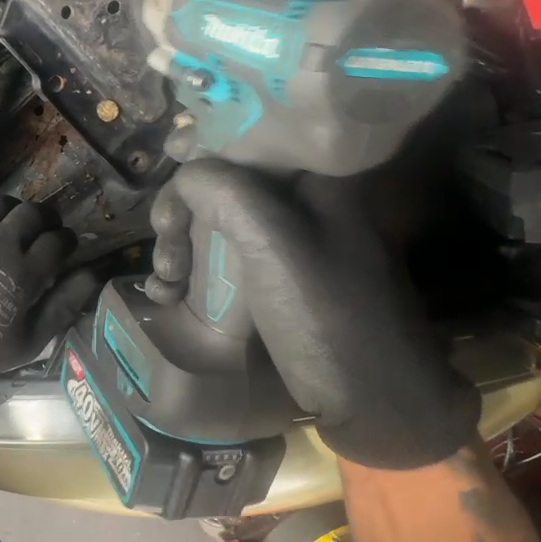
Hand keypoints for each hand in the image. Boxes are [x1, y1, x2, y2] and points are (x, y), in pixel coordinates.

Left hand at [0, 196, 99, 405]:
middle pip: (32, 213)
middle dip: (42, 220)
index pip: (59, 240)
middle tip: (37, 232)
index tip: (62, 246)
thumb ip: (64, 305)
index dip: (65, 240)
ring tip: (5, 226)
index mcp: (25, 272)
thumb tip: (94, 273)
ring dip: (8, 211)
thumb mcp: (28, 342)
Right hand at [147, 161, 479, 468]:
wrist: (378, 410)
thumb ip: (224, 192)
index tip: (169, 155)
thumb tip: (185, 173)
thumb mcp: (272, 246)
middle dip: (184, 204)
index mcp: (322, 179)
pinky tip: (168, 295)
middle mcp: (310, 203)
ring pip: (221, 220)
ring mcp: (296, 246)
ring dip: (181, 242)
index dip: (207, 138)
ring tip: (163, 281)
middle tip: (162, 236)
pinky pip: (228, 259)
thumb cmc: (329, 320)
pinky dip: (194, 271)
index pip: (255, 131)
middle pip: (229, 178)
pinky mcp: (282, 283)